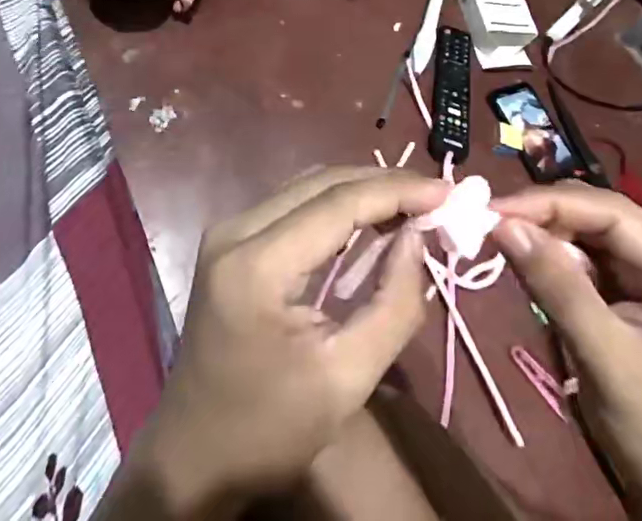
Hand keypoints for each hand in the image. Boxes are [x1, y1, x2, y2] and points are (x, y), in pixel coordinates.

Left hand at [121, 168, 448, 518]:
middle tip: (438, 199)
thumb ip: (395, 303)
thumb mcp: (348, 378)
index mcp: (257, 264)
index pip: (340, 202)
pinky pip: (296, 204)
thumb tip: (419, 237)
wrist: (192, 457)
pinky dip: (340, 205)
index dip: (399, 191)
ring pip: (310, 186)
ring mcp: (229, 231)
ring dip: (365, 190)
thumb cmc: (269, 428)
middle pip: (324, 183)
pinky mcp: (233, 241)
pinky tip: (373, 220)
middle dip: (386, 184)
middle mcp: (235, 230)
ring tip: (415, 206)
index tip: (449, 193)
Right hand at [492, 184, 641, 520]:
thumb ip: (559, 289)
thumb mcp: (608, 361)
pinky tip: (529, 264)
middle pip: (603, 220)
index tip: (496, 208)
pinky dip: (557, 264)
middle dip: (547, 218)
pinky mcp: (638, 297)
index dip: (553, 203)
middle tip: (489, 224)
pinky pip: (591, 265)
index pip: (615, 214)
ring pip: (592, 238)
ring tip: (501, 240)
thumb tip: (505, 226)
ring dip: (548, 239)